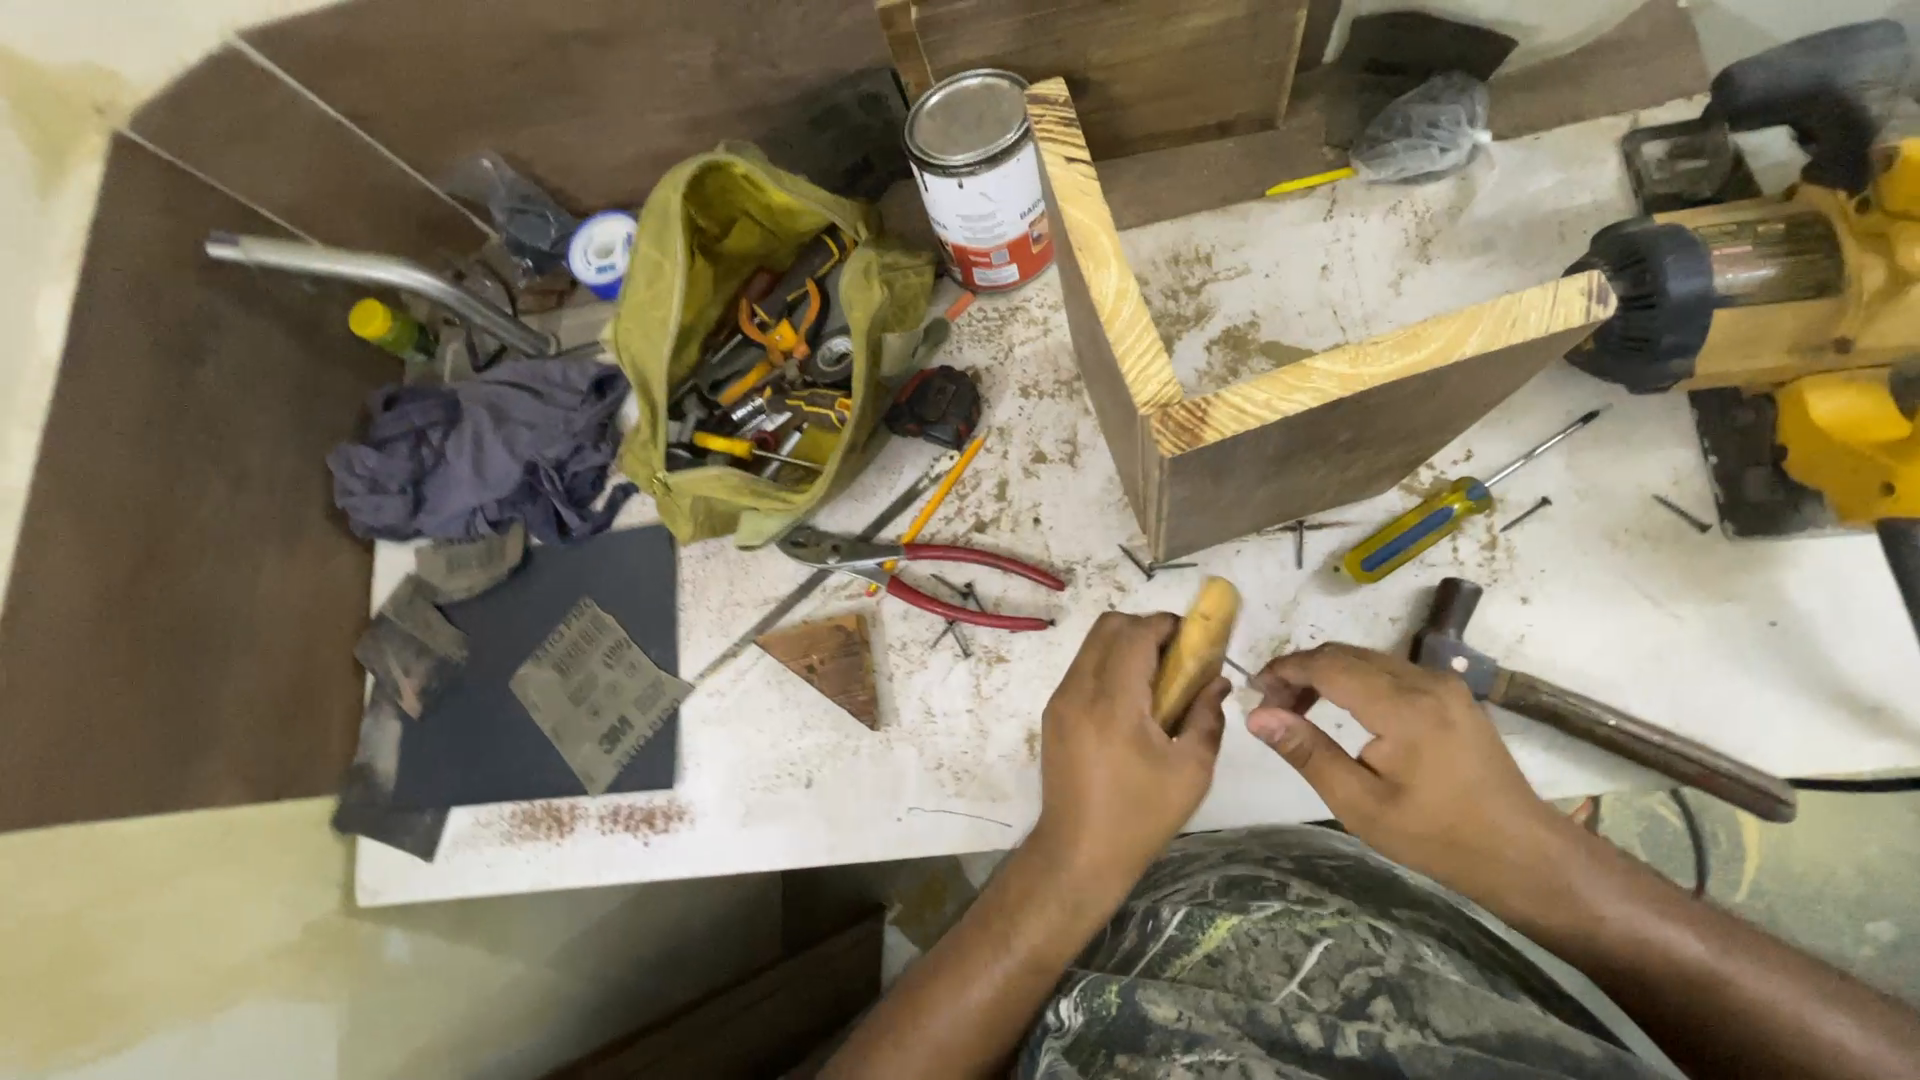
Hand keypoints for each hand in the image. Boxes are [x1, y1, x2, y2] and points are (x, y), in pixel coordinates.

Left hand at [1032, 612, 1228, 887]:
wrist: (1078, 852)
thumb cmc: (1140, 816)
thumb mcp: (1191, 770)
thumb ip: (1207, 716)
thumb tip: (1217, 681)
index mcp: (1112, 703)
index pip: (1135, 633)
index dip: (1168, 625)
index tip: (1195, 640)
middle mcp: (1078, 691)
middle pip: (1108, 626)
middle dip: (1147, 629)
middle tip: (1178, 658)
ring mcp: (1059, 701)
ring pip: (1092, 645)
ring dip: (1127, 647)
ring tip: (1159, 682)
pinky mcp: (1053, 714)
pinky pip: (1082, 669)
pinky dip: (1110, 667)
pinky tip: (1134, 702)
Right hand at [1247, 643, 1575, 902]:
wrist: (1520, 852)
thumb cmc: (1435, 836)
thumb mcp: (1360, 804)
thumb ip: (1306, 753)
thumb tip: (1257, 716)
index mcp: (1403, 707)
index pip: (1327, 665)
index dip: (1284, 671)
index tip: (1254, 692)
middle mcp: (1425, 681)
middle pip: (1344, 654)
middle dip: (1300, 672)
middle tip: (1271, 707)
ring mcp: (1443, 684)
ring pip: (1365, 658)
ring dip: (1325, 674)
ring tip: (1298, 710)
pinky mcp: (1452, 693)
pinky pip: (1388, 670)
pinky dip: (1353, 679)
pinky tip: (1341, 709)